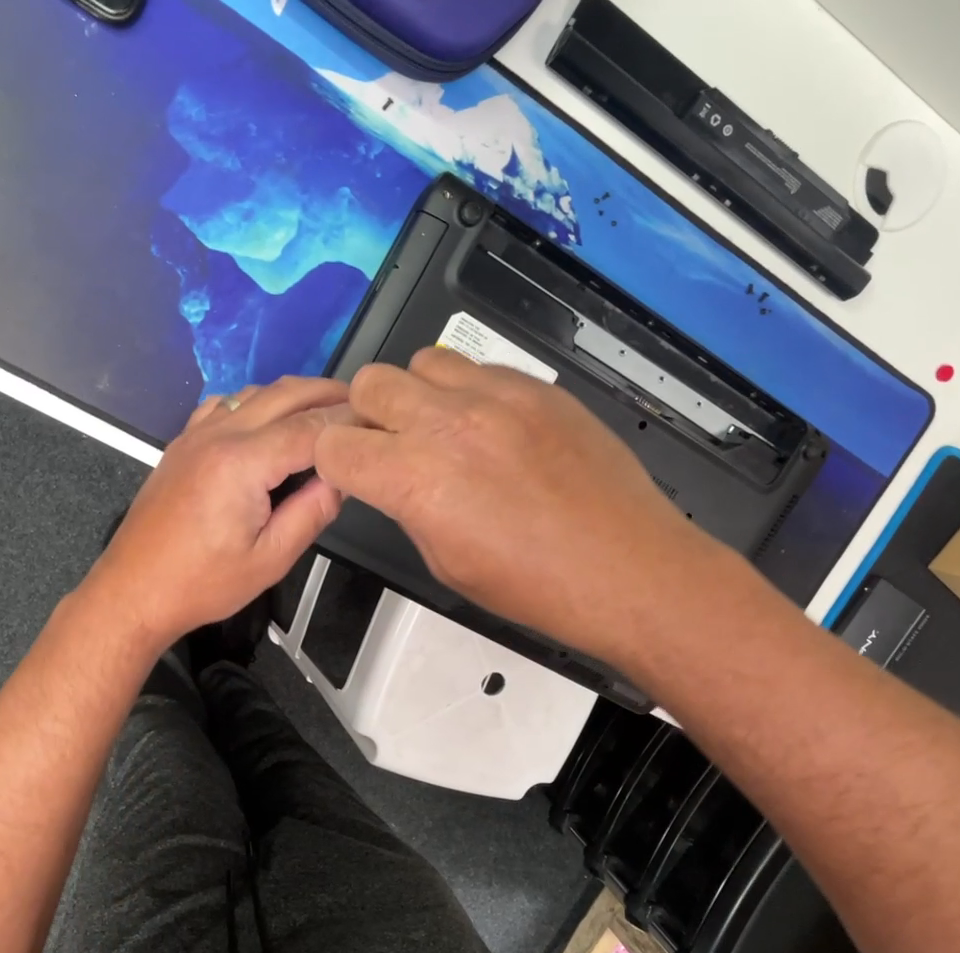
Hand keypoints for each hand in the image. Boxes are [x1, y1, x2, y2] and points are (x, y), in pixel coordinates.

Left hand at [82, 376, 347, 651]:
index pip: (311, 427)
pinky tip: (270, 419)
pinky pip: (225, 405)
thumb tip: (342, 480)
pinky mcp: (182, 444)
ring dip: (294, 393)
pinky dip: (257, 402)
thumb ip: (313, 512)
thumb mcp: (270, 559)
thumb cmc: (199, 584)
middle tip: (363, 401)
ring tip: (327, 408)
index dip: (349, 421)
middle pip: (285, 394)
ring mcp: (195, 435)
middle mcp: (217, 436)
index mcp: (241, 463)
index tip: (378, 420)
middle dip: (329, 392)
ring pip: (255, 393)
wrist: (133, 590)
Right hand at [314, 347, 725, 660]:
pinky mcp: (536, 388)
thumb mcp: (445, 562)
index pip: (333, 444)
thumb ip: (405, 506)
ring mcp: (497, 398)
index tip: (349, 471)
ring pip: (421, 361)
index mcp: (417, 479)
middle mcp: (449, 424)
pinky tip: (487, 425)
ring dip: (415, 393)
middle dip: (365, 416)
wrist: (628, 569)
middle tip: (388, 444)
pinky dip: (465, 390)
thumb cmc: (537, 584)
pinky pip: (477, 367)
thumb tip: (392, 480)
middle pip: (368, 384)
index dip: (332, 461)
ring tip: (438, 428)